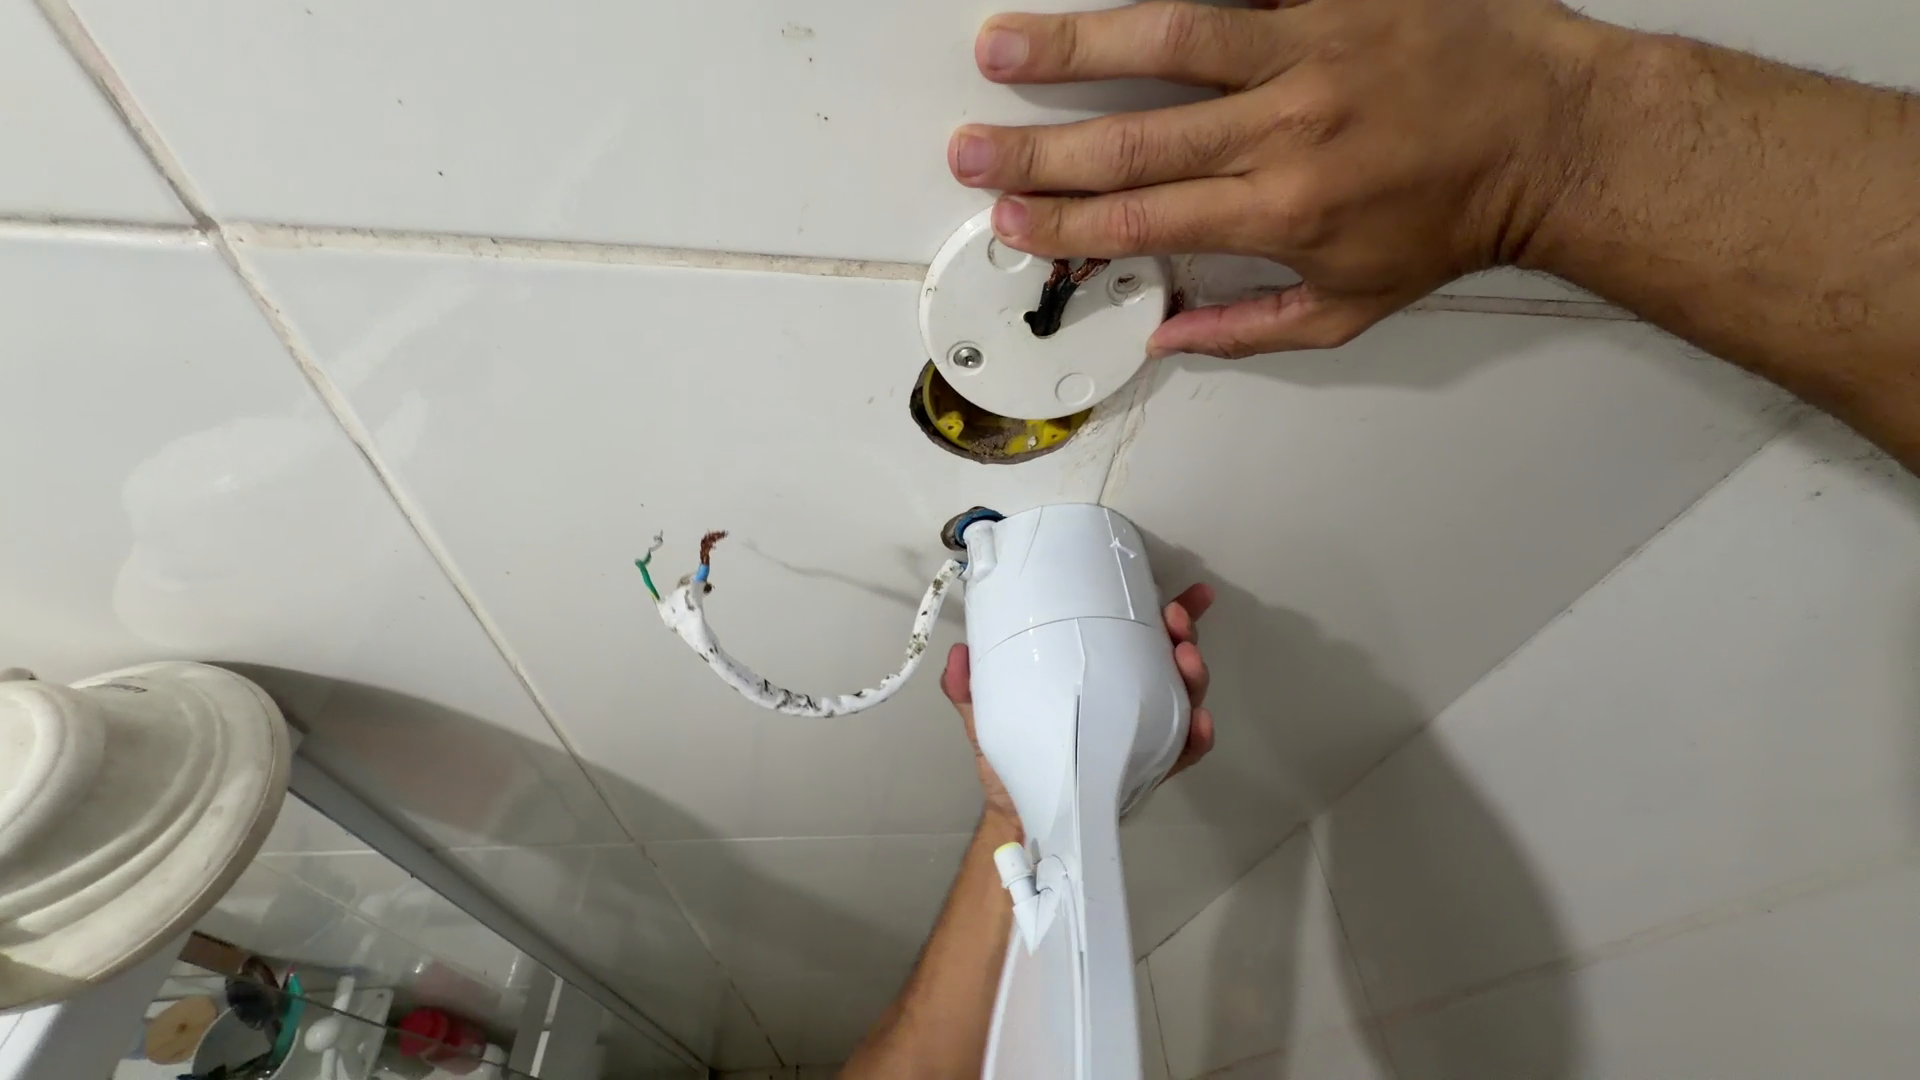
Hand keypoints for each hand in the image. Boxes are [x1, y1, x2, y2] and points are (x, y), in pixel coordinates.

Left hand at [941, 583, 1217, 824]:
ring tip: (1187, 660)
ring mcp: (1142, 733)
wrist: (1021, 818)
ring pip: (1183, 697)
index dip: (1164, 611)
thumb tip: (958, 653)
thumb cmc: (1012, 761)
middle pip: (1170, 658)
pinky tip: (1198, 723)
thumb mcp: (986, 716)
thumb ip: (968, 687)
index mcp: (1098, 674)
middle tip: (1177, 620)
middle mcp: (1127, 697)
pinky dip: (1196, 737)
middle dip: (1184, 634)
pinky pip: (1181, 751)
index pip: (1136, 634)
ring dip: (1193, 675)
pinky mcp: (1147, 770)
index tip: (1181, 592)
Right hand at [948, 0, 1604, 356]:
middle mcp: (1286, 128)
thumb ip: (1243, 331)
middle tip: (970, 149)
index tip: (1007, 219)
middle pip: (1132, 141)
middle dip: (1038, 150)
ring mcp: (1312, 45)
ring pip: (1171, 39)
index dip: (1064, 223)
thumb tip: (1161, 339)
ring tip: (1001, 46)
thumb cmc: (1446, 231)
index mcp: (1279, 214)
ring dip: (1077, 45)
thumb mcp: (1345, 311)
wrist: (1556, 141)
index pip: (1140, 221)